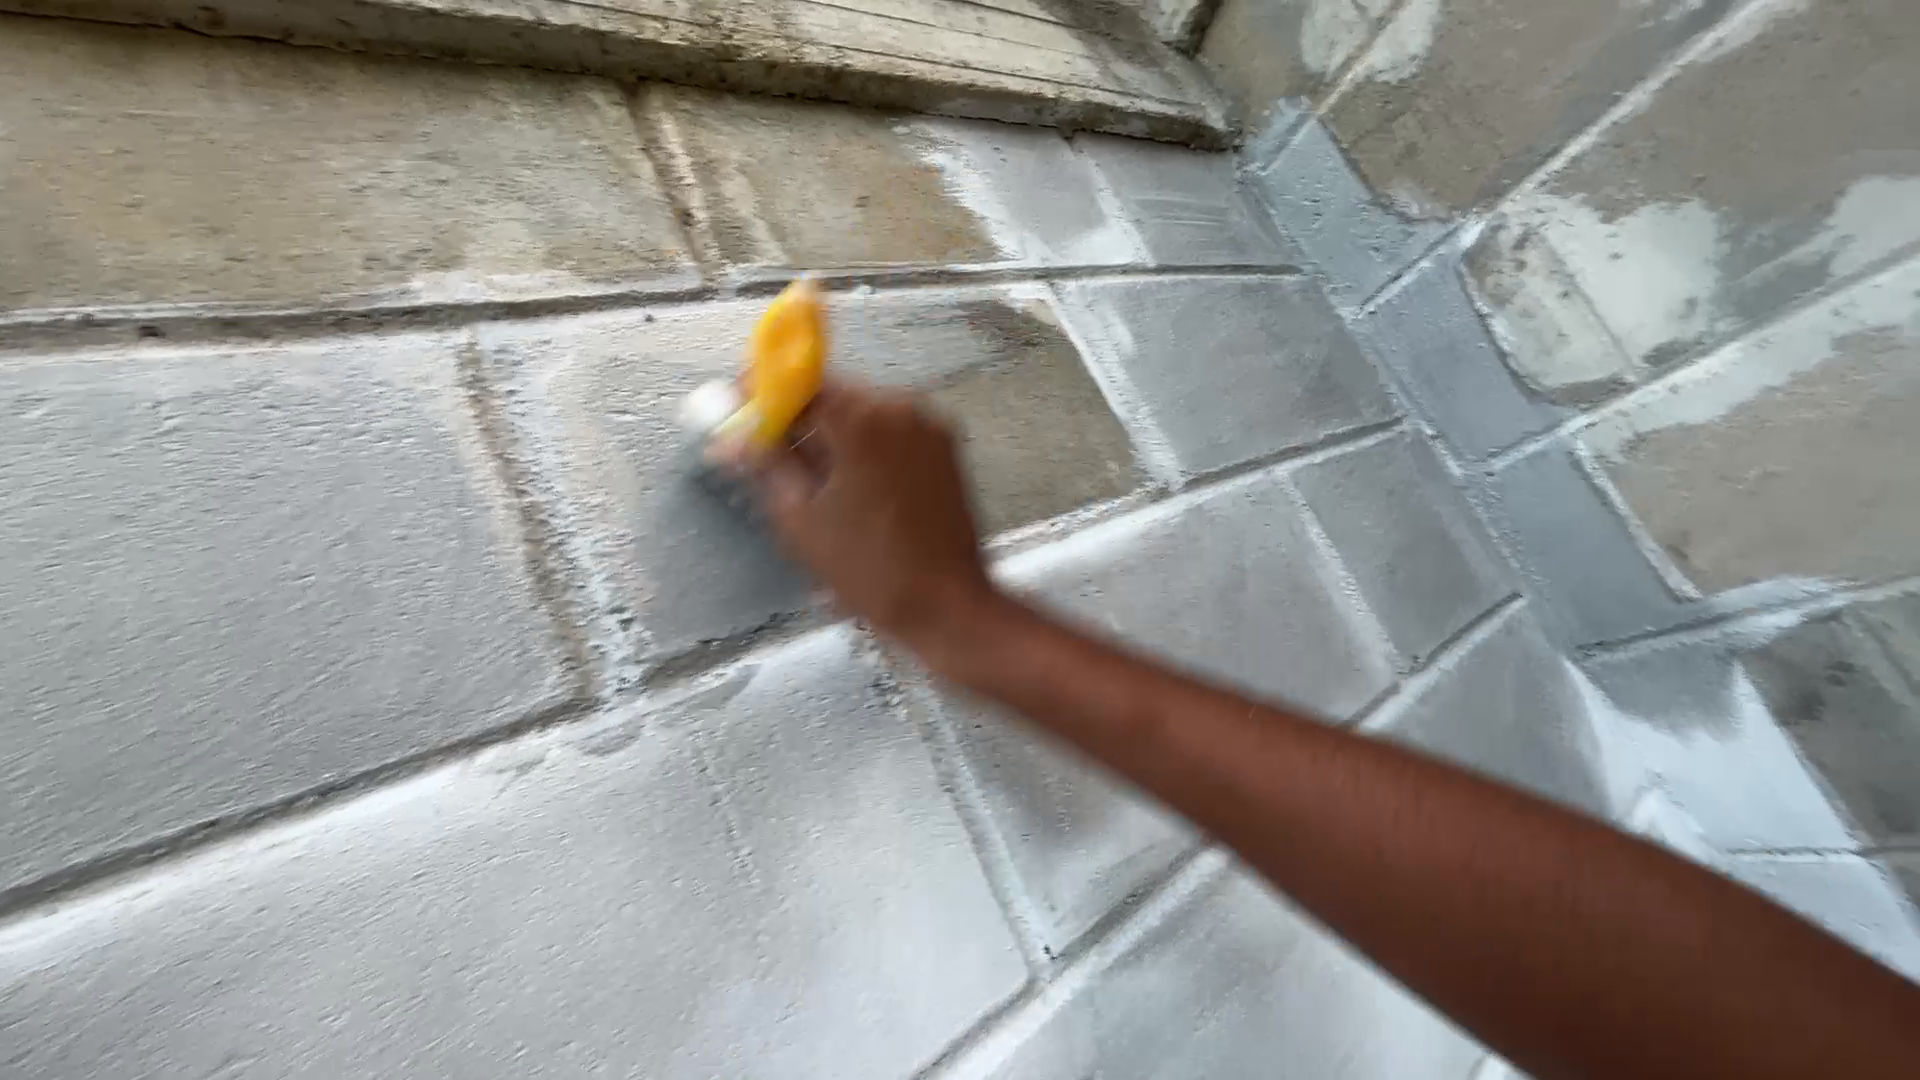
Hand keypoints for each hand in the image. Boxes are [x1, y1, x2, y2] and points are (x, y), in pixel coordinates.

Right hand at [727, 379, 997, 646]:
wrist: (947, 605)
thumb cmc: (873, 571)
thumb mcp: (802, 520)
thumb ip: (765, 467)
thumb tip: (730, 440)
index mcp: (863, 419)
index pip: (799, 381)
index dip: (764, 395)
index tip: (742, 413)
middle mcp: (902, 407)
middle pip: (835, 394)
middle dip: (799, 418)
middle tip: (769, 452)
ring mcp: (931, 425)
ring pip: (865, 413)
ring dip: (834, 434)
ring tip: (813, 480)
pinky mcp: (947, 448)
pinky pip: (893, 431)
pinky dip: (867, 446)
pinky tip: (852, 485)